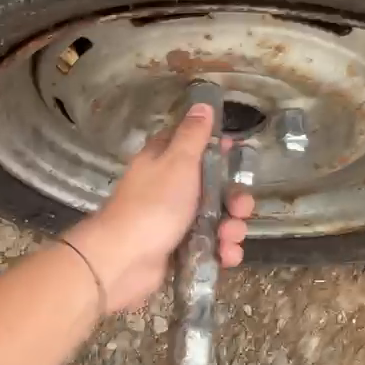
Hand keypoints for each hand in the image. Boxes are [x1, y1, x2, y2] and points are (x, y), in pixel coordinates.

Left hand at [61, 103, 255, 311]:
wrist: (124, 260)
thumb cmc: (153, 204)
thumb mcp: (177, 162)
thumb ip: (193, 135)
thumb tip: (202, 104)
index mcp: (163, 161)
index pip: (193, 145)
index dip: (216, 149)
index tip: (236, 154)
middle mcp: (169, 189)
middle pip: (213, 187)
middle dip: (234, 199)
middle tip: (240, 209)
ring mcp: (174, 221)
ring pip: (215, 219)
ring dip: (231, 229)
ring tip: (229, 238)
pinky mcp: (179, 250)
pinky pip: (209, 247)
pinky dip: (221, 251)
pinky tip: (226, 256)